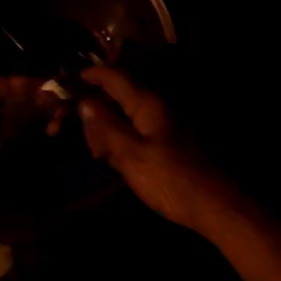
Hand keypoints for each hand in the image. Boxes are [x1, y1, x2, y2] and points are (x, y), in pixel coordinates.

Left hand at [0, 76, 55, 238]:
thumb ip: (19, 117)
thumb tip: (49, 94)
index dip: (14, 83)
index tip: (44, 86)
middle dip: (28, 102)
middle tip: (58, 103)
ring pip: (7, 123)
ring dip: (32, 119)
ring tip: (58, 119)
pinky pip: (10, 142)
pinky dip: (28, 137)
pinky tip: (49, 133)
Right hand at [77, 67, 232, 230]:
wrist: (211, 206)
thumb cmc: (169, 179)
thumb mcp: (130, 154)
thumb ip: (105, 127)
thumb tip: (84, 103)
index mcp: (146, 104)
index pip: (114, 77)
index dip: (91, 75)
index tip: (70, 79)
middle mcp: (153, 109)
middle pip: (115, 97)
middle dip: (93, 110)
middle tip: (75, 132)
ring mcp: (158, 126)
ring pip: (122, 116)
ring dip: (103, 129)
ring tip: (95, 152)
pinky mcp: (161, 144)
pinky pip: (131, 132)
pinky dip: (116, 140)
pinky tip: (109, 159)